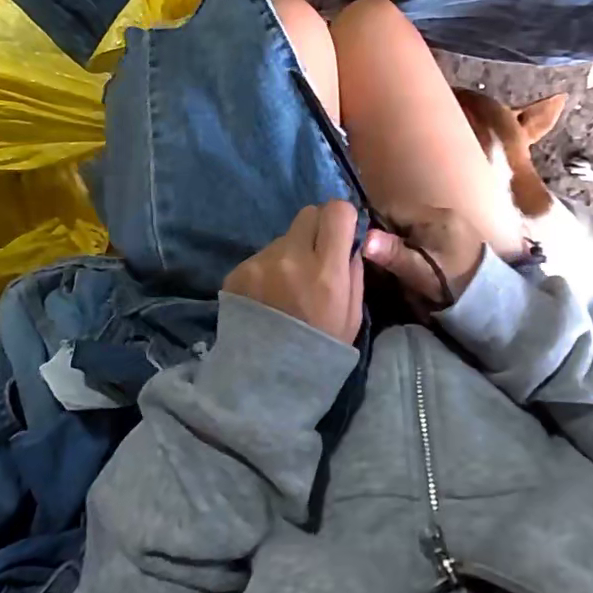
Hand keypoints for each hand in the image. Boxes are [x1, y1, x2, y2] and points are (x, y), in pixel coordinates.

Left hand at [223, 202, 365, 343]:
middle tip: (317, 255)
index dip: (342, 217)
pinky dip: (269, 269)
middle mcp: (292, 259)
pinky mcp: (238, 271)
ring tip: (288, 287)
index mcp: (326, 272)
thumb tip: (351, 239)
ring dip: (291, 251)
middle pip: (308, 213)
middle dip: (317, 228)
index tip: (342, 233)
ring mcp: (261, 263)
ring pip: (284, 237)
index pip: (336, 211)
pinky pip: (261, 255)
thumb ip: (354, 271)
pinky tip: (268, 297)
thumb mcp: (352, 315)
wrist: (265, 381)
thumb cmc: (319, 350)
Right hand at [361, 206, 485, 307]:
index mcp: (433, 216)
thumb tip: (365, 239)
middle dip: (388, 239)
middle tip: (382, 265)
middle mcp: (442, 213)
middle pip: (400, 218)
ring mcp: (451, 223)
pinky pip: (425, 234)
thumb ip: (393, 254)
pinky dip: (415, 248)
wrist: (494, 300)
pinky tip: (415, 266)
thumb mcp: (420, 273)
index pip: (390, 209)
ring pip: (411, 228)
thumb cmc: (454, 285)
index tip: (366, 249)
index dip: (374, 227)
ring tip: (399, 269)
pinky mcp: (456, 235)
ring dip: (401, 245)